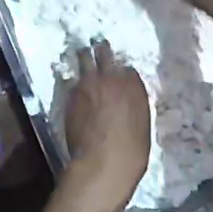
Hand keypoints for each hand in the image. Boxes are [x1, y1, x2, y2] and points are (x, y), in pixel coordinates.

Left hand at [60, 41, 149, 205]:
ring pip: (83, 59)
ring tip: (81, 55)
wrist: (103, 162)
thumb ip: (132, 103)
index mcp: (133, 85)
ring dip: (83, 58)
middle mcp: (110, 78)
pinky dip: (75, 83)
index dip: (120, 71)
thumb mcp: (141, 123)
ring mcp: (87, 83)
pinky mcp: (71, 94)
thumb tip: (124, 100)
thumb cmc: (132, 150)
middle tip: (97, 49)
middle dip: (101, 51)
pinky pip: (72, 81)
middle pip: (103, 52)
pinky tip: (74, 87)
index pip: (126, 68)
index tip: (117, 74)